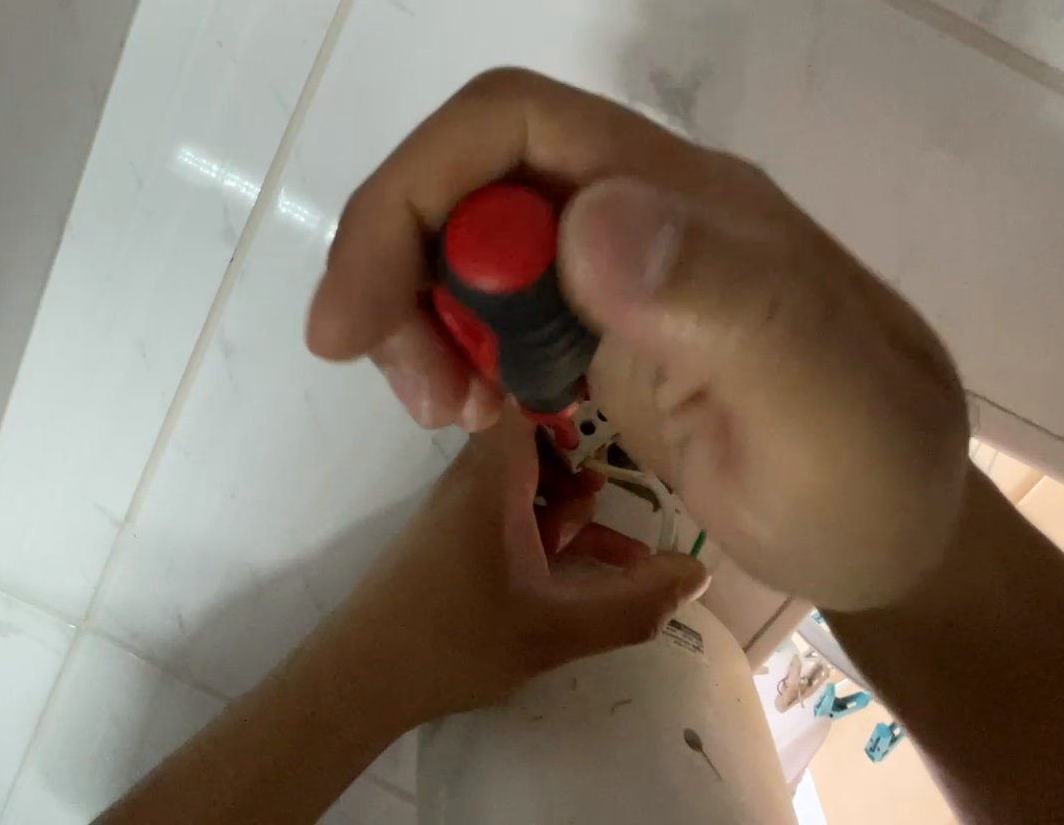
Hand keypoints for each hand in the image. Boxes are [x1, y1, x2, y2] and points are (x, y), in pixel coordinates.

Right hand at [307, 69, 970, 610]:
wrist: (885, 526)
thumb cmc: (867, 483)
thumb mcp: (828, 411)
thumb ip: (733, 306)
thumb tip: (591, 220)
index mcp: (685, 195)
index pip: (511, 125)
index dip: (413, 195)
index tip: (359, 315)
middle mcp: (637, 203)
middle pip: (468, 178)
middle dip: (397, 268)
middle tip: (413, 390)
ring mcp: (611, 261)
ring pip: (463, 238)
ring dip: (417, 314)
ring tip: (447, 410)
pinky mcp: (593, 315)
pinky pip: (485, 298)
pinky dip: (449, 343)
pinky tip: (476, 407)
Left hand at [318, 414, 708, 727]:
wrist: (365, 676)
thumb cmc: (456, 640)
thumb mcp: (556, 630)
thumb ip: (633, 604)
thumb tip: (698, 571)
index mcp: (492, 475)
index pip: (526, 395)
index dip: (571, 388)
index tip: (618, 403)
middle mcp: (475, 475)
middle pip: (538, 437)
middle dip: (582, 468)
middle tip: (608, 506)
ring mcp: (466, 504)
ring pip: (531, 481)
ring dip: (573, 508)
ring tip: (612, 554)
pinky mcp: (461, 533)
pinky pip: (517, 513)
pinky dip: (554, 531)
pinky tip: (600, 571)